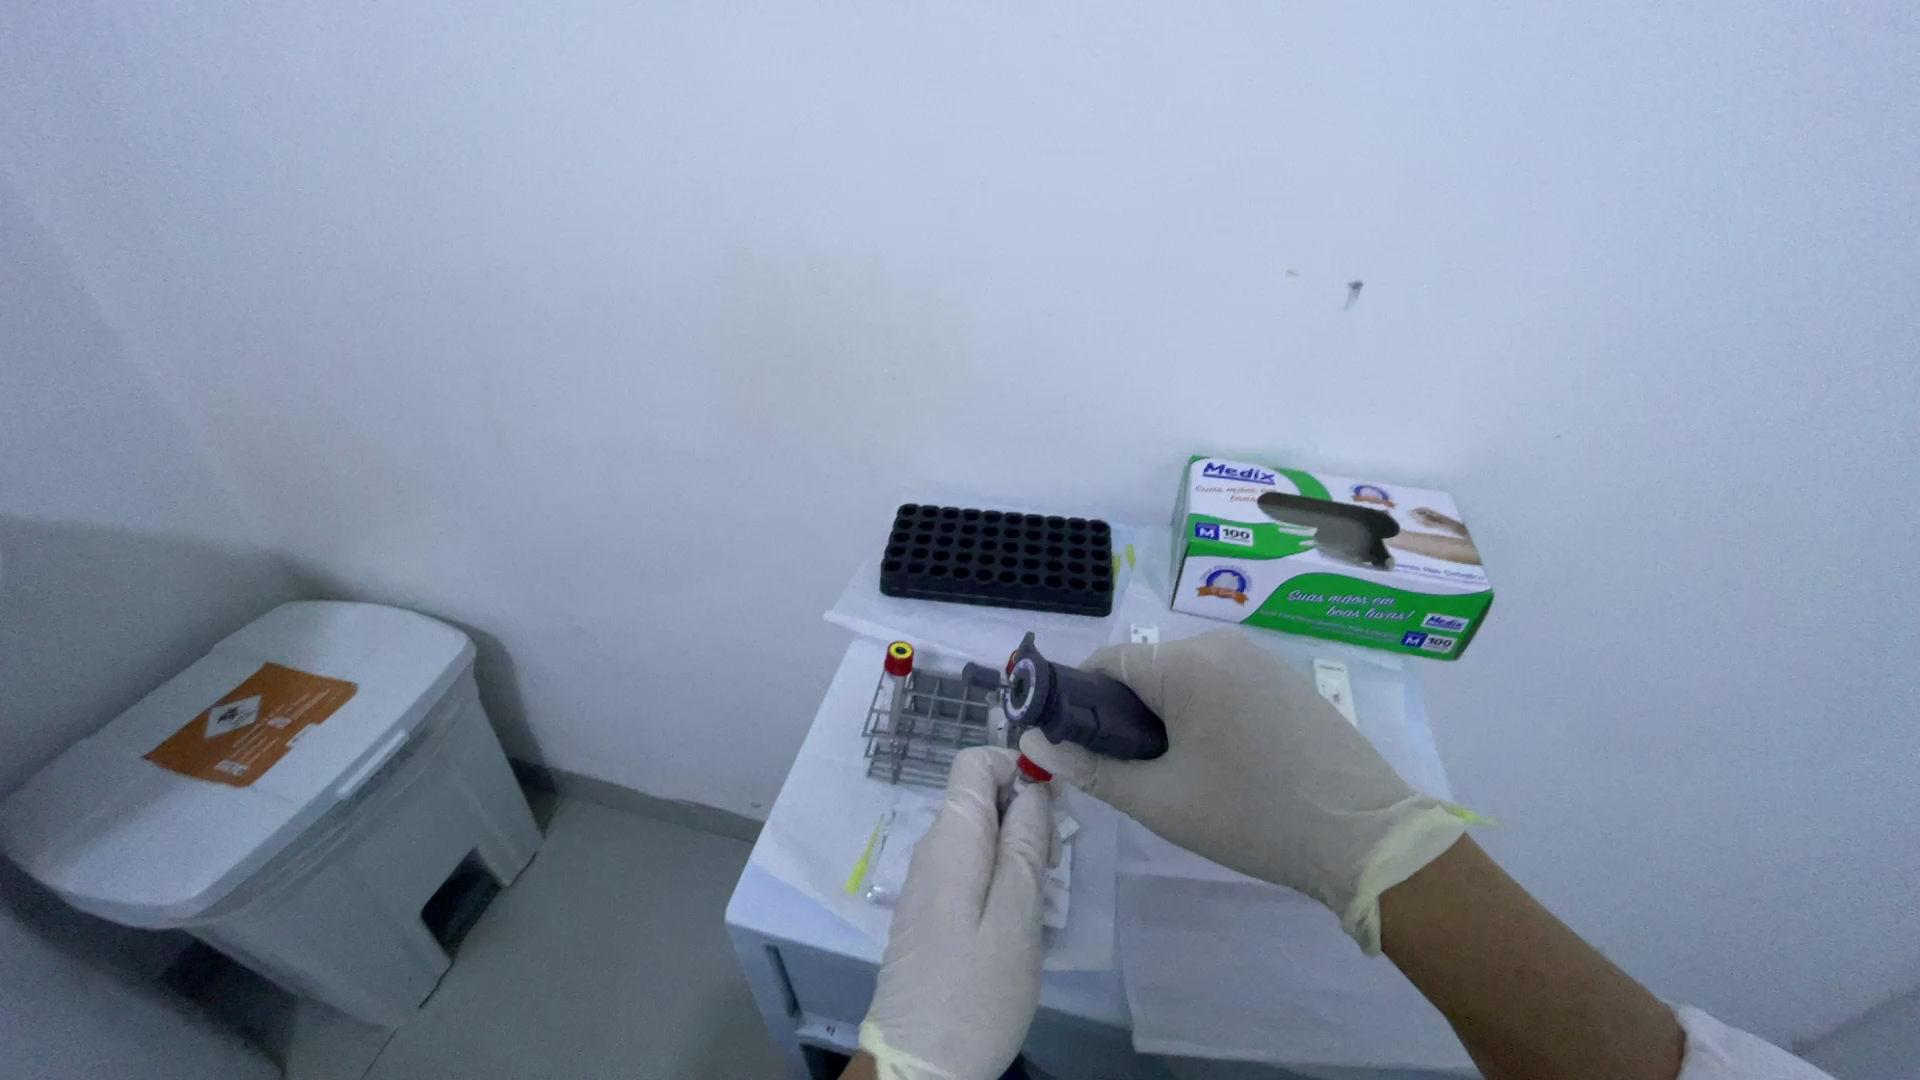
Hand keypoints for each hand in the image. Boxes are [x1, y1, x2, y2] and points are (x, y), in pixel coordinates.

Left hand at [858, 747, 1053, 1079]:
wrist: (915, 1067)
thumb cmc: (974, 993)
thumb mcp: (1016, 918)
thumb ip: (1025, 846)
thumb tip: (1033, 787)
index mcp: (951, 838)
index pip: (974, 762)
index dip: (1015, 766)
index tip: (1053, 804)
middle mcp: (933, 847)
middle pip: (981, 797)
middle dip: (1025, 816)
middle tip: (1050, 871)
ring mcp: (929, 879)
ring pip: (981, 833)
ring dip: (1017, 851)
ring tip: (1037, 903)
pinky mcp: (932, 908)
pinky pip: (970, 867)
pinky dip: (1000, 877)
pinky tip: (1016, 920)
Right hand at [1018, 628, 1464, 952]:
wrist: (1369, 839)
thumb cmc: (1252, 816)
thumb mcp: (1161, 802)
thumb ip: (1092, 769)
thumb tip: (1036, 742)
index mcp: (1186, 664)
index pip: (1106, 662)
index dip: (1081, 701)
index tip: (1082, 745)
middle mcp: (1220, 644)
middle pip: (1145, 669)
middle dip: (1126, 713)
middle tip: (1136, 769)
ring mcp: (1259, 658)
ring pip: (1184, 677)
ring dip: (1166, 714)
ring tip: (1182, 770)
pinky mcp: (1285, 678)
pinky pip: (1221, 683)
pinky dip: (1204, 711)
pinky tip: (1225, 759)